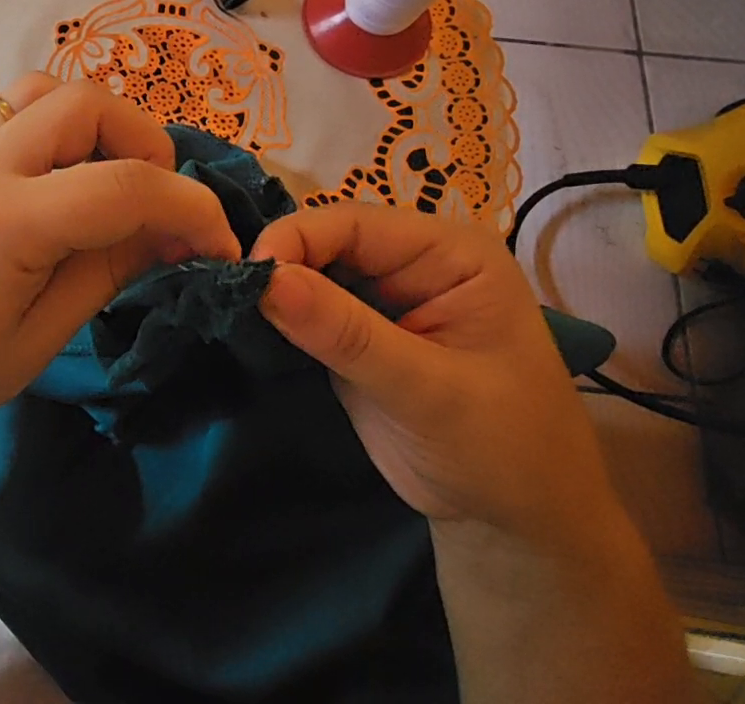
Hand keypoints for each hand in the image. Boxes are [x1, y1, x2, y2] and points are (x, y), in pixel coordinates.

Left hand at [0, 74, 240, 493]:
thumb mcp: (41, 338)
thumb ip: (110, 270)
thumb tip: (175, 232)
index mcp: (7, 224)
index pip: (125, 186)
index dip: (192, 208)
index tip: (221, 246)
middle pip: (86, 105)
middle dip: (147, 144)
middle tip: (161, 205)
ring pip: (44, 92)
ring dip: (97, 124)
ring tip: (112, 181)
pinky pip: (8, 108)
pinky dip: (50, 123)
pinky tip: (57, 174)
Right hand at [252, 204, 624, 547]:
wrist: (514, 520)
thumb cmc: (500, 450)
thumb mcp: (427, 391)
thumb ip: (347, 333)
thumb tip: (266, 279)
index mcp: (448, 253)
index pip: (353, 223)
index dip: (294, 241)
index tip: (244, 280)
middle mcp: (412, 263)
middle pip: (324, 242)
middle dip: (278, 267)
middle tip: (230, 303)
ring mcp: (381, 298)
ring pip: (307, 274)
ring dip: (272, 294)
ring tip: (232, 316)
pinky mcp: (356, 333)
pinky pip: (306, 310)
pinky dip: (278, 320)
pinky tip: (251, 333)